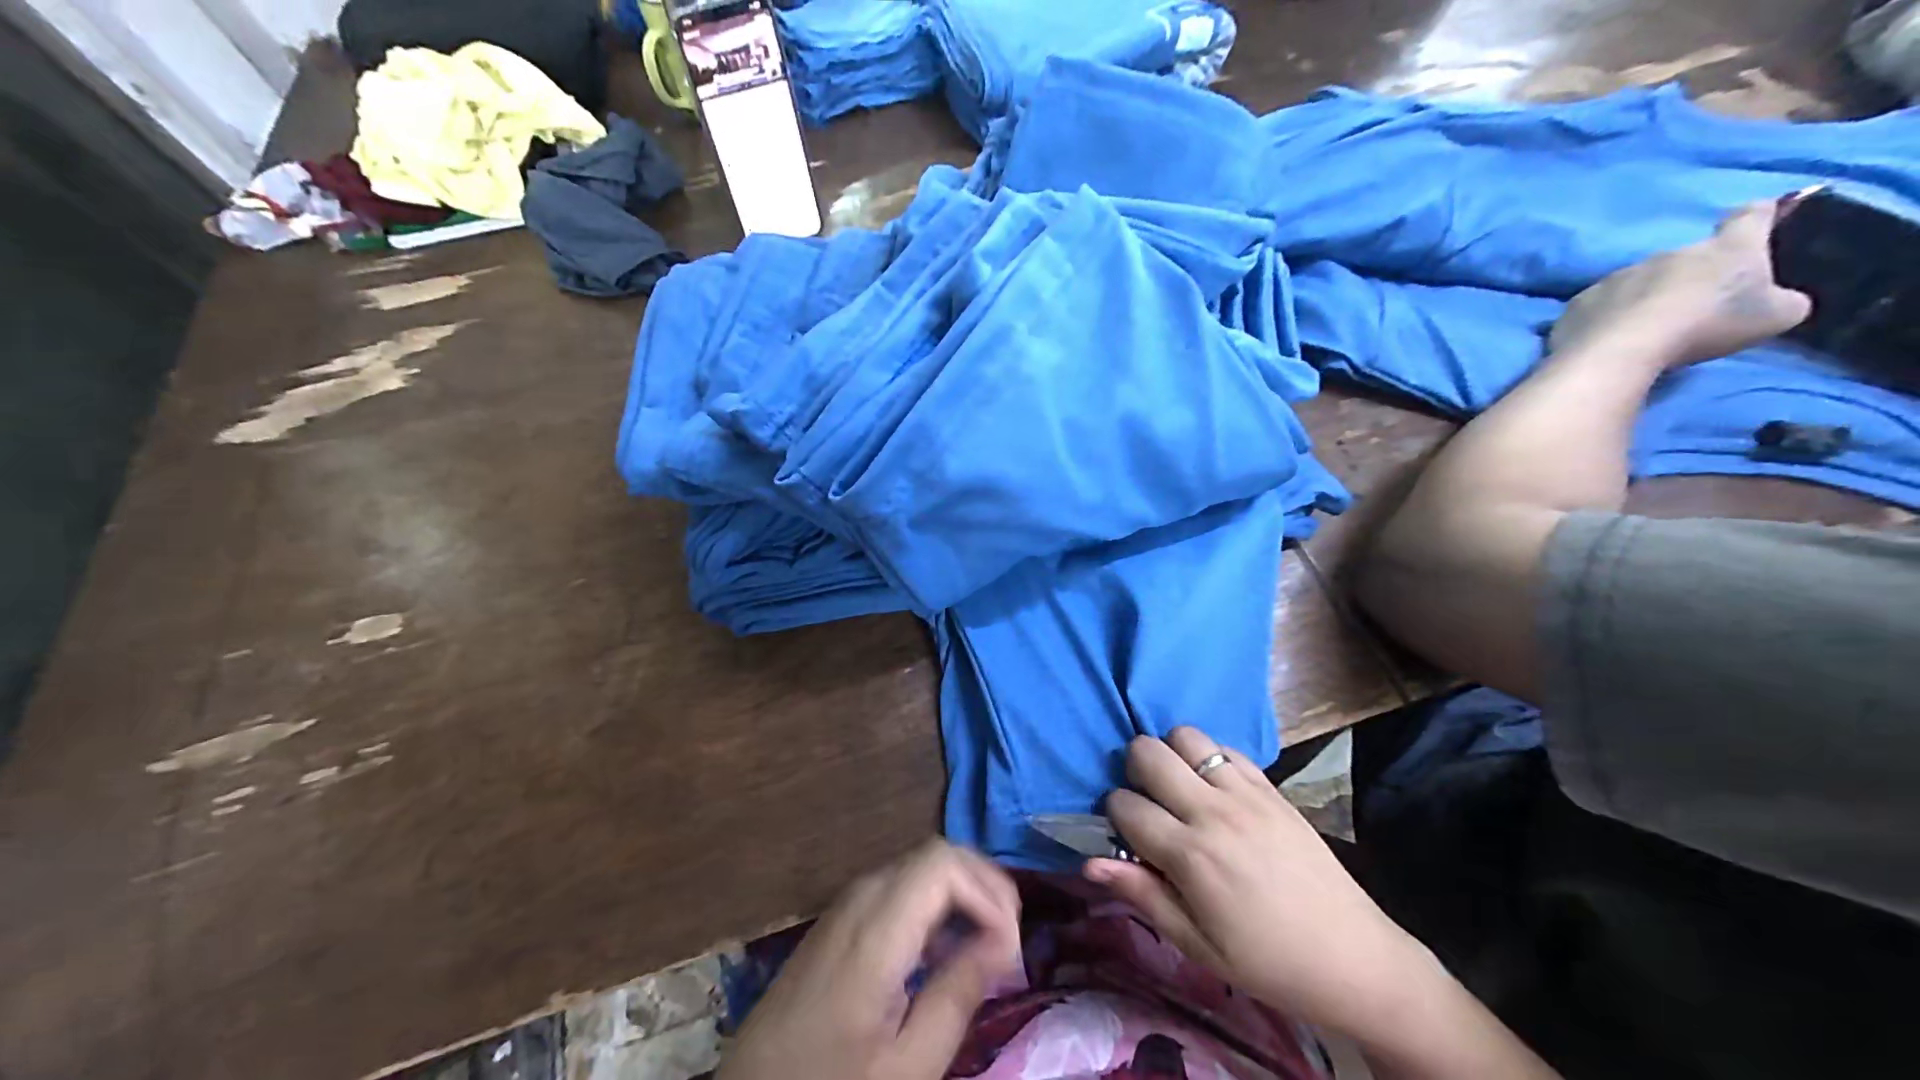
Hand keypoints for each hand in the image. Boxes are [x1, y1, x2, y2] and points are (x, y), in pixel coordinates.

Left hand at [717, 840, 1021, 1079]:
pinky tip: (944, 948)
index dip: (988, 890)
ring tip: (987, 942)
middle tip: (1009, 939)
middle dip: (982, 885)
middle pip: (935, 855)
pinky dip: (934, 902)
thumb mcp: (909, 1062)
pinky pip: (899, 886)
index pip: (943, 862)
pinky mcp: (840, 916)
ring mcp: (846, 902)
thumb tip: (1004, 941)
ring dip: (961, 893)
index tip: (1010, 945)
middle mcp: (861, 897)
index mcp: (876, 928)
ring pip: (919, 866)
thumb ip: (959, 993)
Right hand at [1087, 728, 1435, 1036]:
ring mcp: (1246, 794)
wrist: (1354, 958)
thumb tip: (1089, 862)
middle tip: (1148, 803)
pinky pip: (1227, 748)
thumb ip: (1142, 895)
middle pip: (1148, 752)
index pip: (1124, 804)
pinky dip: (1209, 758)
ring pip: (1186, 736)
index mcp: (1190, 855)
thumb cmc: (1266, 961)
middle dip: (1134, 771)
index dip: (1115, 815)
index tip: (1127, 835)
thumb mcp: (1197, 944)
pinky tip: (1215, 788)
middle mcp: (1213, 812)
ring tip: (1180, 788)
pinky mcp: (1272, 788)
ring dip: (1172, 755)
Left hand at [1548, 199, 1811, 366]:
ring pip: (1638, 281)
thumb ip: (1784, 301)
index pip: (1751, 215)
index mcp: (1728, 246)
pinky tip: (1608, 339)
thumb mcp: (1775, 316)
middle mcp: (1669, 252)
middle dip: (1693, 275)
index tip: (1762, 215)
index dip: (1761, 213)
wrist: (1619, 348)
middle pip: (1688, 256)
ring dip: (1645, 298)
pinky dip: (1606, 318)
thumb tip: (1779, 300)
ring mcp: (1618, 275)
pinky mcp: (1580, 301)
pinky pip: (1599, 306)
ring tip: (1646, 329)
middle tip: (1695, 306)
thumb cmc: (1707, 324)